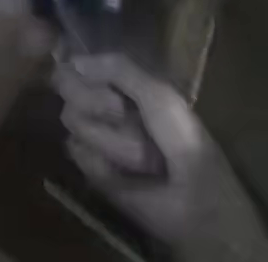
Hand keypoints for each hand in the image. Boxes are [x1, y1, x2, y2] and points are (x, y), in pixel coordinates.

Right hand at [54, 54, 267, 261]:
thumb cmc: (184, 142)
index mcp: (118, 84)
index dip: (85, 71)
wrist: (199, 206)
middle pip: (69, 87)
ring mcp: (92, 135)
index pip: (79, 64)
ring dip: (109, 138)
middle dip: (98, 103)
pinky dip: (101, 162)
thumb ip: (118, 68)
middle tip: (127, 119)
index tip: (104, 85)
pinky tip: (125, 174)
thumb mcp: (158, 95)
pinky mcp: (89, 167)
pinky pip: (76, 150)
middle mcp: (99, 104)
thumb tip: (73, 61)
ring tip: (140, 157)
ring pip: (72, 118)